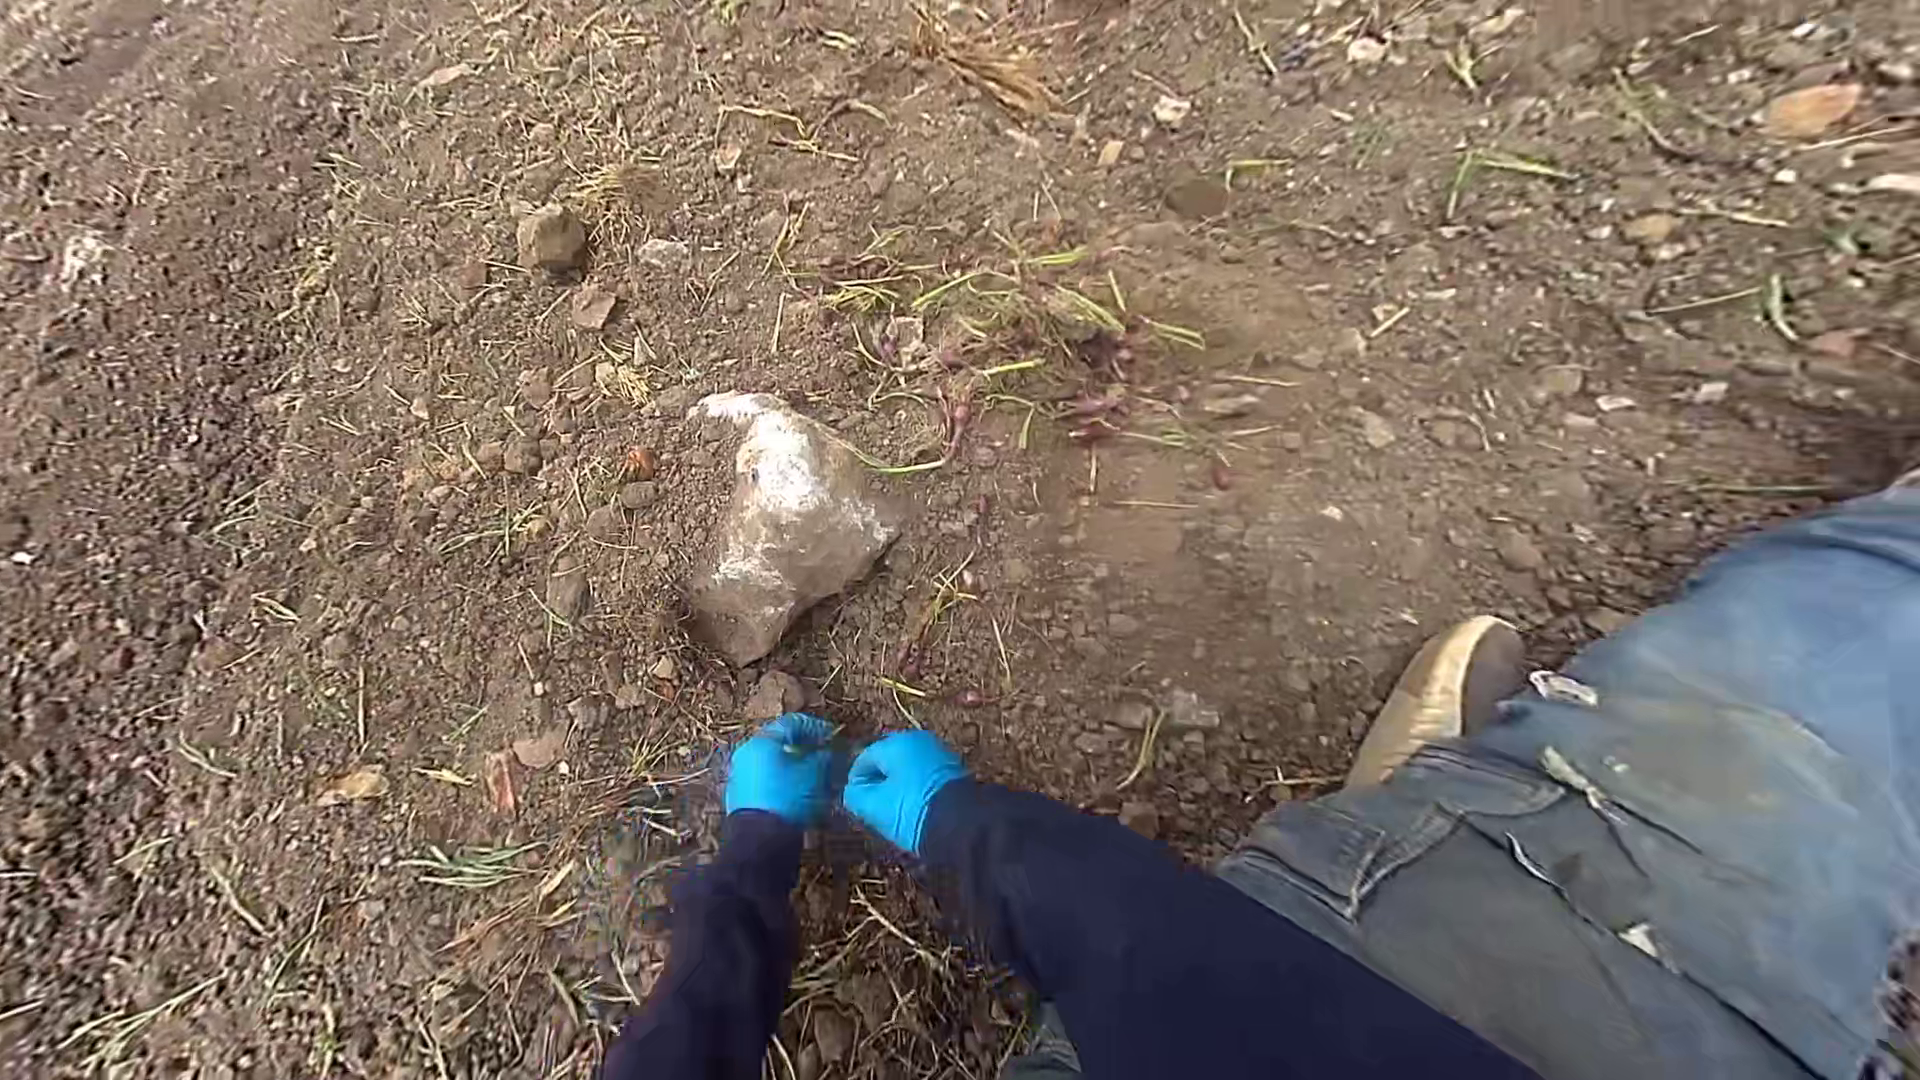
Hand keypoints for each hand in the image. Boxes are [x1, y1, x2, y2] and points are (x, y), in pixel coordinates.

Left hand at [724, 713, 833, 825]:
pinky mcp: (741, 799)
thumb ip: (823, 757)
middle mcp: (747, 754)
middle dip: (805, 747)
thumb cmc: (789, 798)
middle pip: (780, 742)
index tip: (831, 736)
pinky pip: (767, 781)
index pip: (792, 722)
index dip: (815, 726)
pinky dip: (785, 781)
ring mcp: (741, 777)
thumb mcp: (814, 773)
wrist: (760, 843)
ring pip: (773, 763)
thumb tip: (828, 753)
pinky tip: (801, 792)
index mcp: (762, 742)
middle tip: (824, 754)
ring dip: (795, 765)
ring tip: (816, 775)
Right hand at [843, 731, 969, 853]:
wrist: (962, 823)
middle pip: (887, 762)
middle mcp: (918, 741)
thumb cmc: (911, 810)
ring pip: (906, 770)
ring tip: (894, 815)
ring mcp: (937, 753)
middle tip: (873, 810)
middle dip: (878, 785)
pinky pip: (923, 777)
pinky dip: (914, 791)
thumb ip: (856, 795)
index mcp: (897, 743)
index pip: (865, 758)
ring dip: (896, 790)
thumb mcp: (875, 806)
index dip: (856, 782)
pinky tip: (914, 812)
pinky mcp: (952, 770)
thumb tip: (852, 791)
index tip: (856, 804)